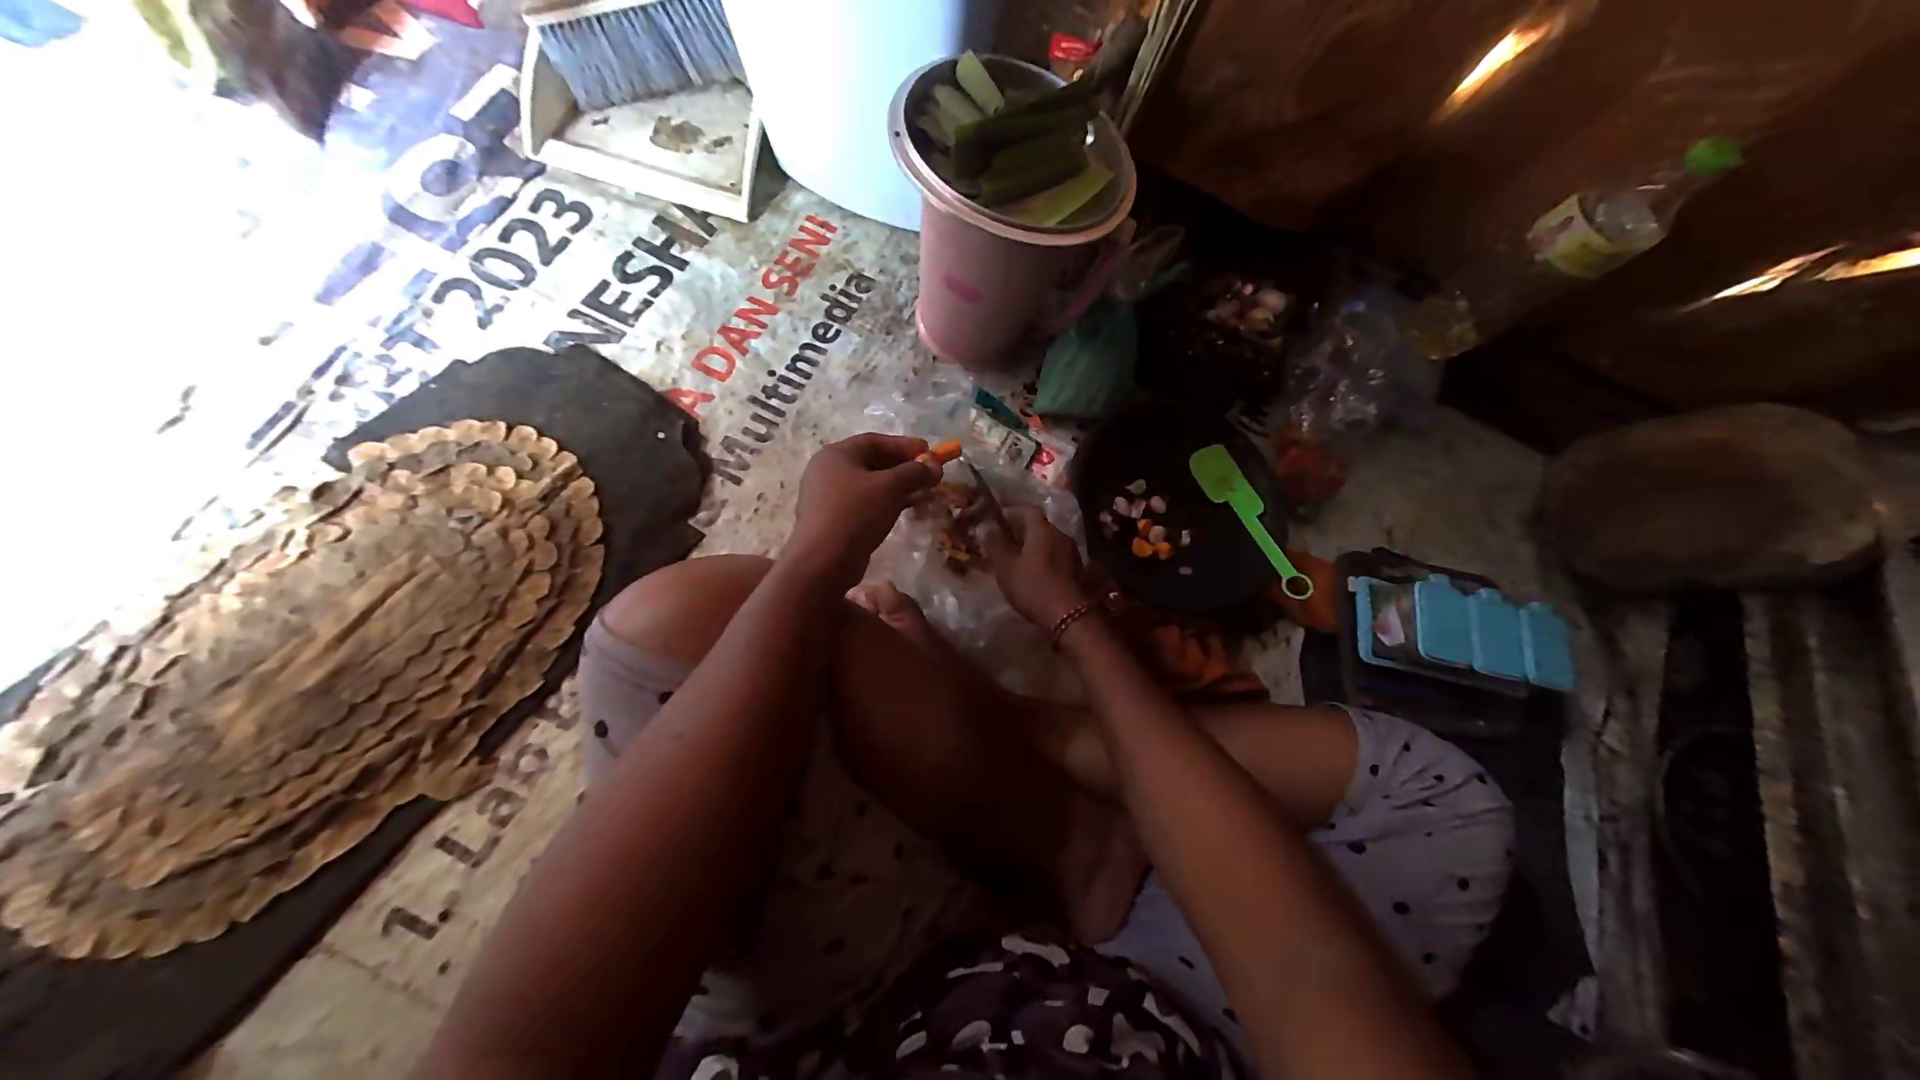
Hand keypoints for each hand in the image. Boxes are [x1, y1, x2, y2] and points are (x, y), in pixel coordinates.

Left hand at [786, 433, 939, 587]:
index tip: (929, 453)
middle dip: (904, 468)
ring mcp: (829, 497)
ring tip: (923, 494)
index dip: (905, 445)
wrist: (823, 561)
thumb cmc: (855, 514)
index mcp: (836, 455)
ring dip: (898, 488)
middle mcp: (828, 471)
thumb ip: (915, 472)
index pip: (874, 441)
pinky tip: (905, 511)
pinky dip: (886, 503)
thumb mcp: (890, 487)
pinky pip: (865, 503)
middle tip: (929, 476)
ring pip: (870, 485)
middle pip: (872, 462)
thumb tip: (935, 466)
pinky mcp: (834, 519)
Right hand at [984, 505, 1092, 628]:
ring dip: (1035, 544)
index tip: (999, 520)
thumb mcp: (1006, 567)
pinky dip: (1045, 556)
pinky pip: (1057, 553)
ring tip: (1019, 556)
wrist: (1068, 614)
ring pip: (1050, 539)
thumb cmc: (1032, 586)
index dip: (1012, 512)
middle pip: (1040, 524)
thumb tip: (986, 526)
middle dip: (1023, 529)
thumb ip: (996, 544)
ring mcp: (1072, 551)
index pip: (1027, 509)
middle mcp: (1060, 534)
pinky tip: (1036, 570)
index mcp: (1043, 529)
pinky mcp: (1077, 567)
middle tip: (1006, 540)